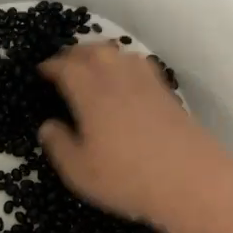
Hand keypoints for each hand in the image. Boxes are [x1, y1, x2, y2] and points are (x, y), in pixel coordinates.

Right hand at [37, 41, 216, 228]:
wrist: (191, 181)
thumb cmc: (127, 178)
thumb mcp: (80, 171)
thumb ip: (59, 145)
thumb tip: (47, 126)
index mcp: (92, 95)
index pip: (67, 68)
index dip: (51, 66)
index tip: (41, 71)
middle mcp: (119, 81)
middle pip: (95, 51)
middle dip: (75, 53)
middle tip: (63, 64)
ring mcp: (147, 85)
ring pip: (121, 54)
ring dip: (102, 54)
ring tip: (92, 66)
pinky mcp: (168, 94)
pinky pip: (141, 66)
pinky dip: (125, 64)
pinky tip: (124, 80)